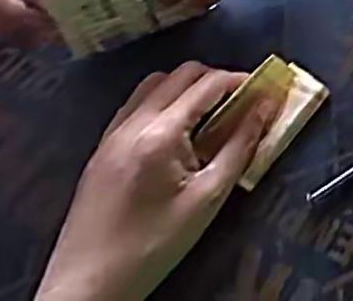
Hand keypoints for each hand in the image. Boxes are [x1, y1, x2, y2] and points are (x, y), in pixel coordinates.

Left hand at [37, 63, 278, 300]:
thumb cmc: (151, 247)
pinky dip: (162, 101)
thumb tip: (267, 105)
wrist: (84, 292)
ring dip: (187, 87)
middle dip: (216, 80)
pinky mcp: (101, 148)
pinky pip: (136, 103)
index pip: (209, 83)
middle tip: (239, 103)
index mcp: (161, 134)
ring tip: (206, 115)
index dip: (242, 80)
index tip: (263, 92)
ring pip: (157, 82)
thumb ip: (241, 145)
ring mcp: (113, 133)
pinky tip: (173, 131)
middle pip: (184, 73)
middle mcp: (134, 122)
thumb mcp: (207, 199)